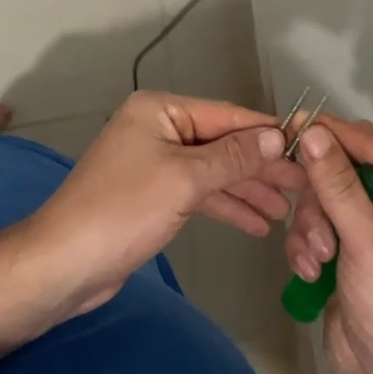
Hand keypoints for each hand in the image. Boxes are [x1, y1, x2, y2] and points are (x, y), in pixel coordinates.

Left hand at [30, 91, 305, 313]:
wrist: (65, 263)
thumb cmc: (124, 210)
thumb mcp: (185, 179)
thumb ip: (234, 157)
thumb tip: (277, 137)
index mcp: (160, 110)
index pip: (226, 116)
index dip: (266, 133)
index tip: (306, 148)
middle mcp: (158, 128)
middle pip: (222, 143)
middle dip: (260, 166)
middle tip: (302, 187)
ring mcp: (155, 162)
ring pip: (213, 170)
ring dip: (247, 189)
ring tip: (286, 212)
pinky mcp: (153, 194)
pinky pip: (199, 192)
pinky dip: (225, 205)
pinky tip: (256, 225)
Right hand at [286, 117, 372, 373]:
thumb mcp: (367, 241)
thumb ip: (337, 184)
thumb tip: (312, 129)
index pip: (368, 145)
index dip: (333, 135)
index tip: (294, 128)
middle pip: (335, 170)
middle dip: (319, 200)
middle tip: (319, 231)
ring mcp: (358, 229)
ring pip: (316, 199)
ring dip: (310, 229)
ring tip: (317, 260)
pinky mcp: (335, 251)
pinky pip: (307, 227)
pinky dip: (303, 248)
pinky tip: (310, 273)